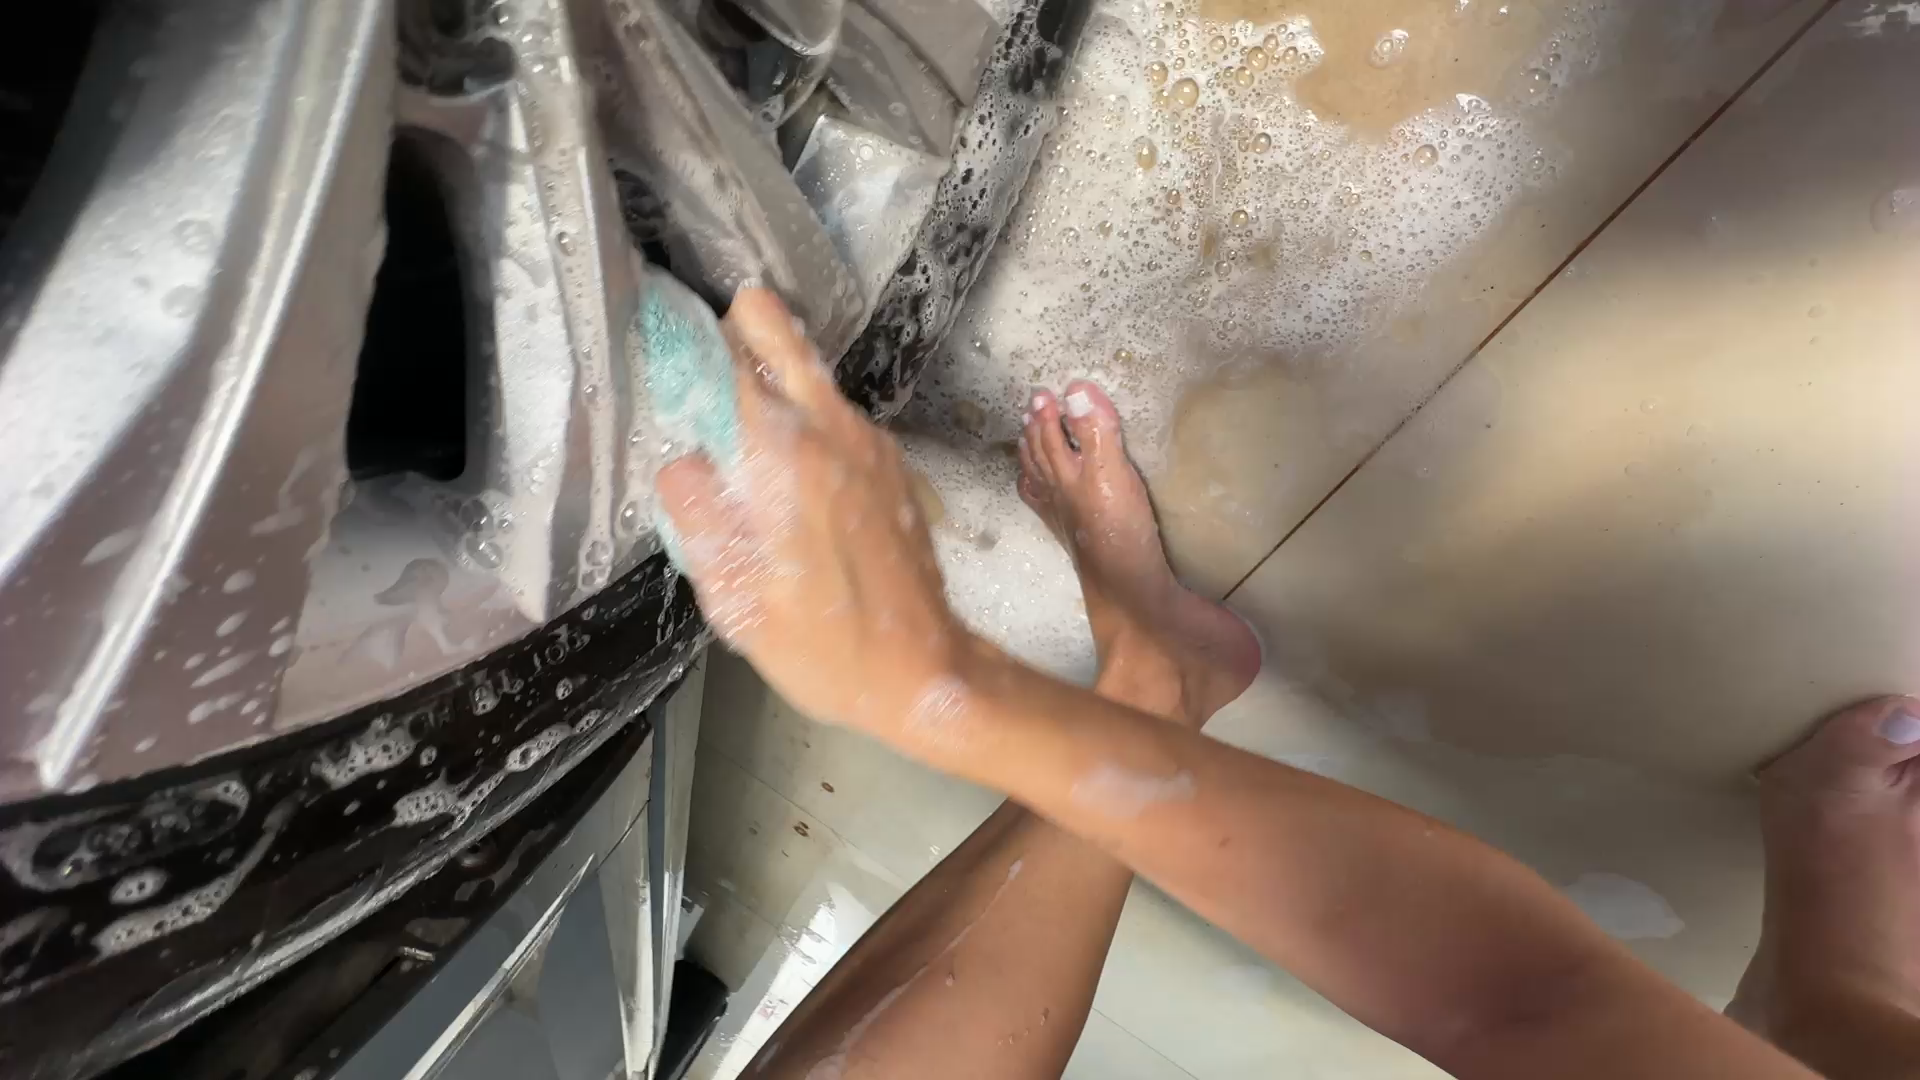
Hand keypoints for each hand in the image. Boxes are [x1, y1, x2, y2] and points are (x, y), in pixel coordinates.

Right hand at [657, 290, 967, 733]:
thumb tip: (681, 455)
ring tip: (744, 436)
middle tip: (706, 366)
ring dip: (775, 383)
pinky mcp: (896, 465)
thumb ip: (697, 512)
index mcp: (786, 456)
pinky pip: (839, 418)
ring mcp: (874, 443)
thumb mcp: (733, 597)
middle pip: (779, 333)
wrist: (922, 670)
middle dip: (738, 330)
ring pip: (813, 376)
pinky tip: (795, 475)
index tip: (657, 342)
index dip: (685, 342)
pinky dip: (810, 422)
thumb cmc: (821, 644)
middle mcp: (835, 430)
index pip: (726, 359)